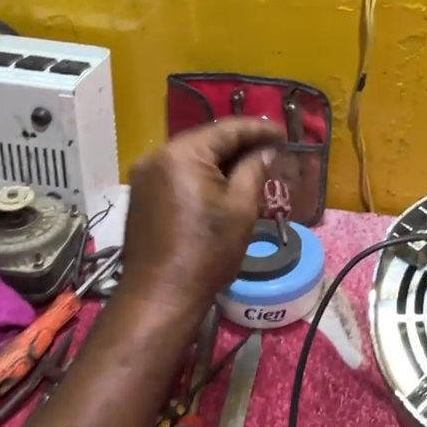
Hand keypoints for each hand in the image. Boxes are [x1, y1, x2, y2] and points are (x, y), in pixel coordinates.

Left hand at [118, 118, 285, 323]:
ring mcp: (145, 175)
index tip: (284, 135)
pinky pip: (178, 171)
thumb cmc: (206, 252)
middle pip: (207, 139)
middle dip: (241, 143)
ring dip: (222, 158)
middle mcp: (157, 156)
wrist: (160, 296)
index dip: (259, 129)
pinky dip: (203, 172)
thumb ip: (254, 169)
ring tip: (254, 163)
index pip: (227, 129)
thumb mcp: (240, 208)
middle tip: (272, 148)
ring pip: (192, 155)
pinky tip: (224, 181)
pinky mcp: (142, 194)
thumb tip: (266, 150)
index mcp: (182, 154)